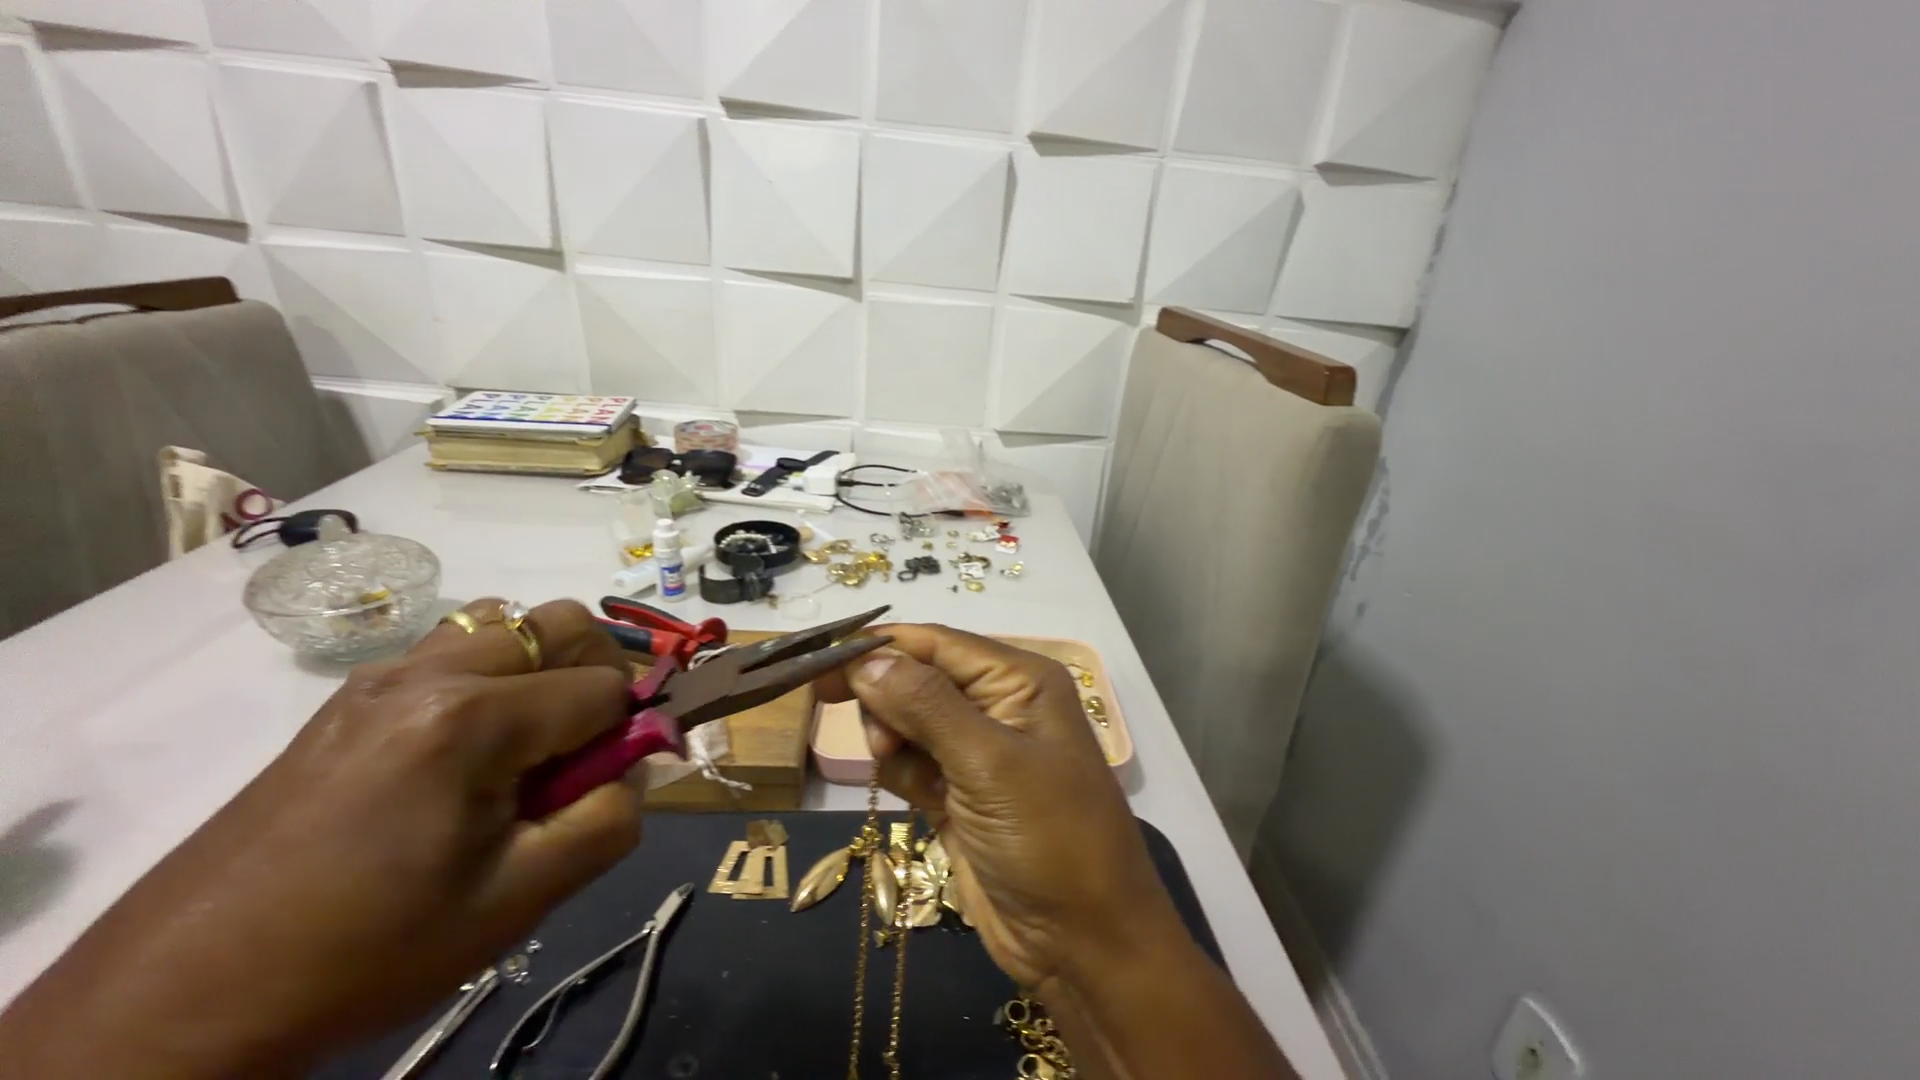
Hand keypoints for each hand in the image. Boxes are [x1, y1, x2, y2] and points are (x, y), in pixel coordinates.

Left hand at [0, 599, 642, 1079]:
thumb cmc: (369, 949)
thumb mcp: (516, 901)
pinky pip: (450, 647)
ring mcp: (381, 677)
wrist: (187, 991)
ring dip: (543, 666)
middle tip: (586, 748)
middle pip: (562, 622)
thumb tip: (636, 765)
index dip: (629, 731)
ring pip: (505, 622)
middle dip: (599, 672)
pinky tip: (468, 749)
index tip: (610, 783)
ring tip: (527, 743)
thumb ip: (607, 820)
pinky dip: (490, 673)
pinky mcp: (349, 697)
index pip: (603, 688)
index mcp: (473, 719)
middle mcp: (430, 672)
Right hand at [813, 625, 1185, 991]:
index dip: (878, 648)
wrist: (1081, 942)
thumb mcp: (988, 763)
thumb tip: (864, 658)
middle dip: (887, 702)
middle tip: (881, 741)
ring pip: (906, 722)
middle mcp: (998, 705)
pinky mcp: (958, 794)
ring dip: (894, 743)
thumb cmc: (1049, 838)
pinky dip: (903, 775)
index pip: (936, 643)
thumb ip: (925, 704)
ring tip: (911, 778)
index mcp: (1019, 680)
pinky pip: (910, 763)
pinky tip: (923, 802)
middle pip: (915, 678)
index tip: (820, 662)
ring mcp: (977, 753)